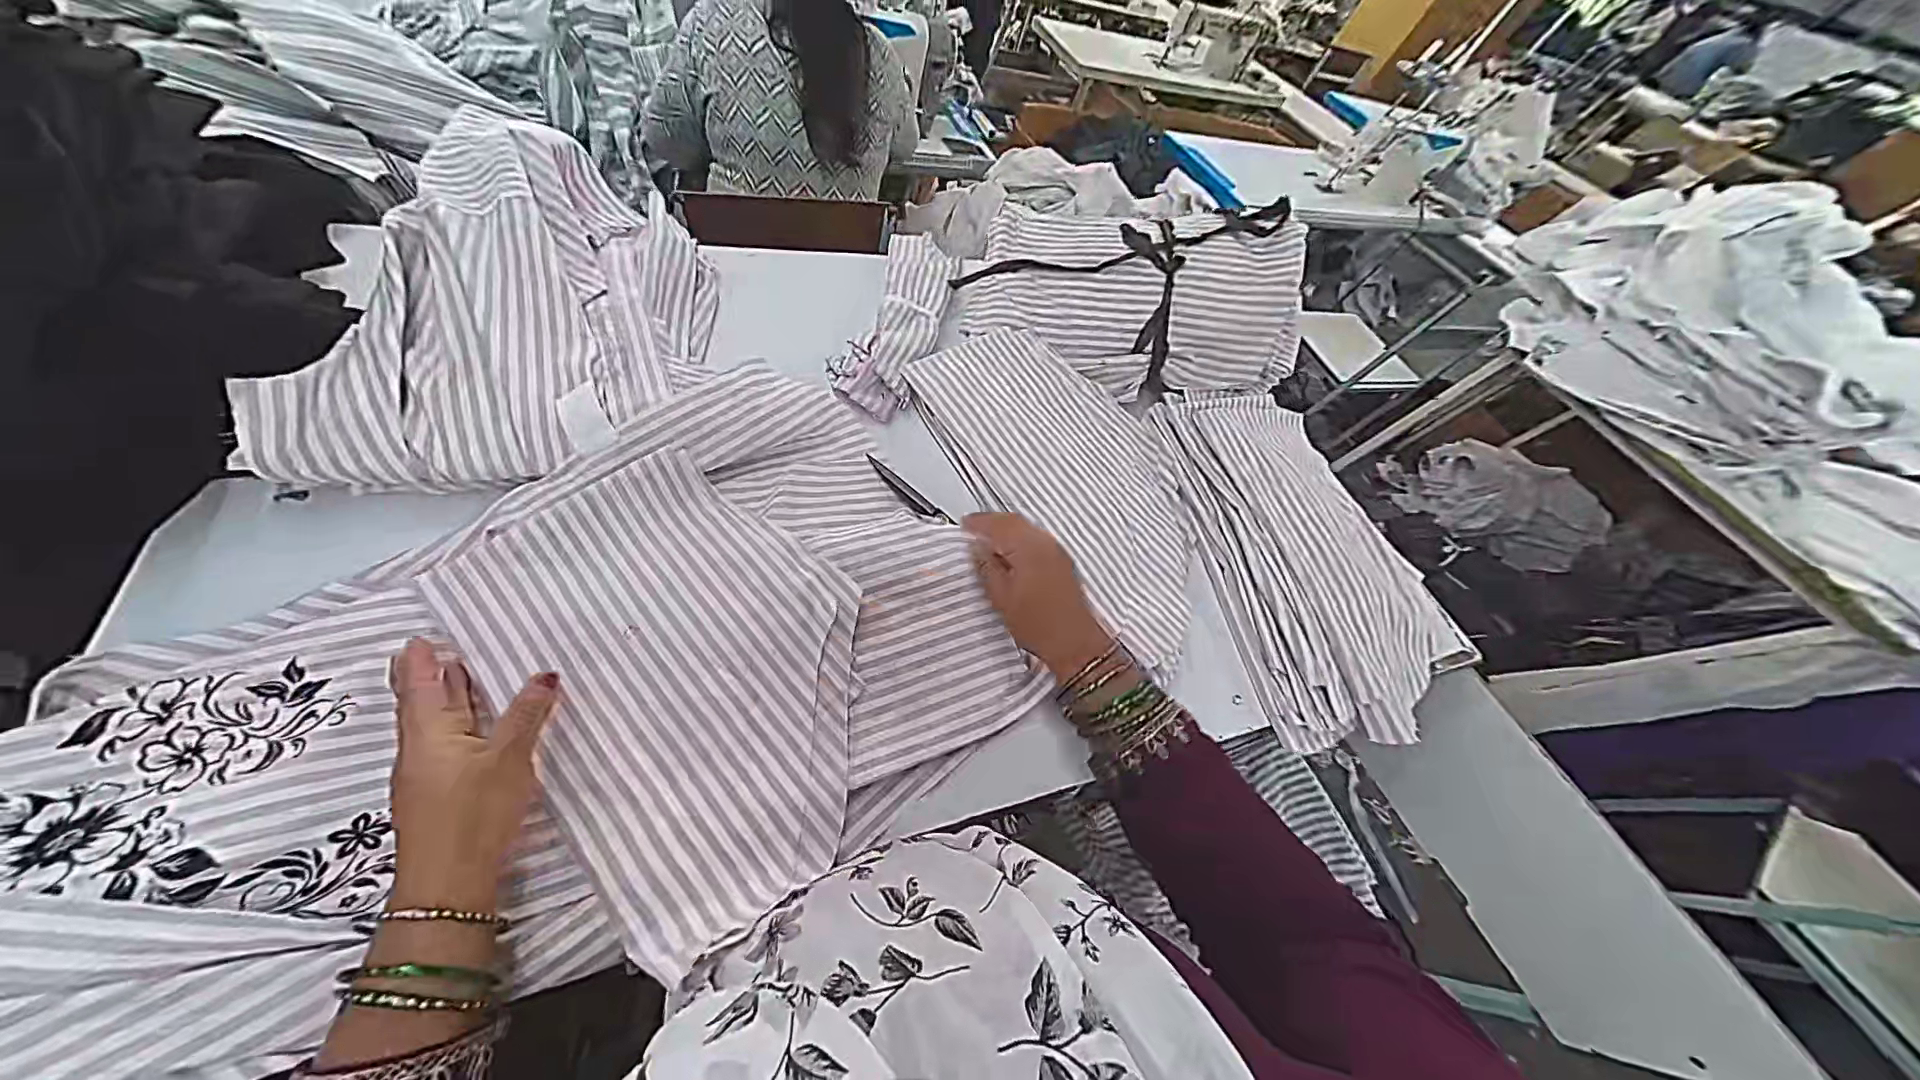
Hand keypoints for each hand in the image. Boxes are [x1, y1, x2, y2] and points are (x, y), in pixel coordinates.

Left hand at [386, 638, 559, 912]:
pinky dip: (460, 720)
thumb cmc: (474, 813)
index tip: (419, 636)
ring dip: (447, 697)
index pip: (419, 686)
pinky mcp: (440, 790)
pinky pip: (447, 741)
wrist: (448, 883)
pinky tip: (478, 721)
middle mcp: (420, 748)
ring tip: (461, 673)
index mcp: (429, 733)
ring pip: (436, 723)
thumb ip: (527, 715)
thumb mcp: (509, 758)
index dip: (419, 660)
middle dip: (430, 675)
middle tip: (440, 647)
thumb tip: (545, 674)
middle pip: (422, 703)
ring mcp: (427, 772)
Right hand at [964, 512, 1114, 679]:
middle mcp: (1046, 543)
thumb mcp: (1001, 596)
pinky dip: (1019, 540)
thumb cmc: (1039, 624)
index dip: (979, 522)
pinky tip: (1010, 554)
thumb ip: (986, 567)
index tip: (964, 525)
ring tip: (988, 542)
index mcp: (1028, 547)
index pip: (999, 524)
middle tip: (973, 530)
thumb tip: (976, 548)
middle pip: (1015, 522)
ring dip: (1006, 531)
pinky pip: (1036, 540)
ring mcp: (1057, 552)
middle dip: (992, 523)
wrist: (1074, 643)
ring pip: (1027, 530)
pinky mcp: (1062, 563)